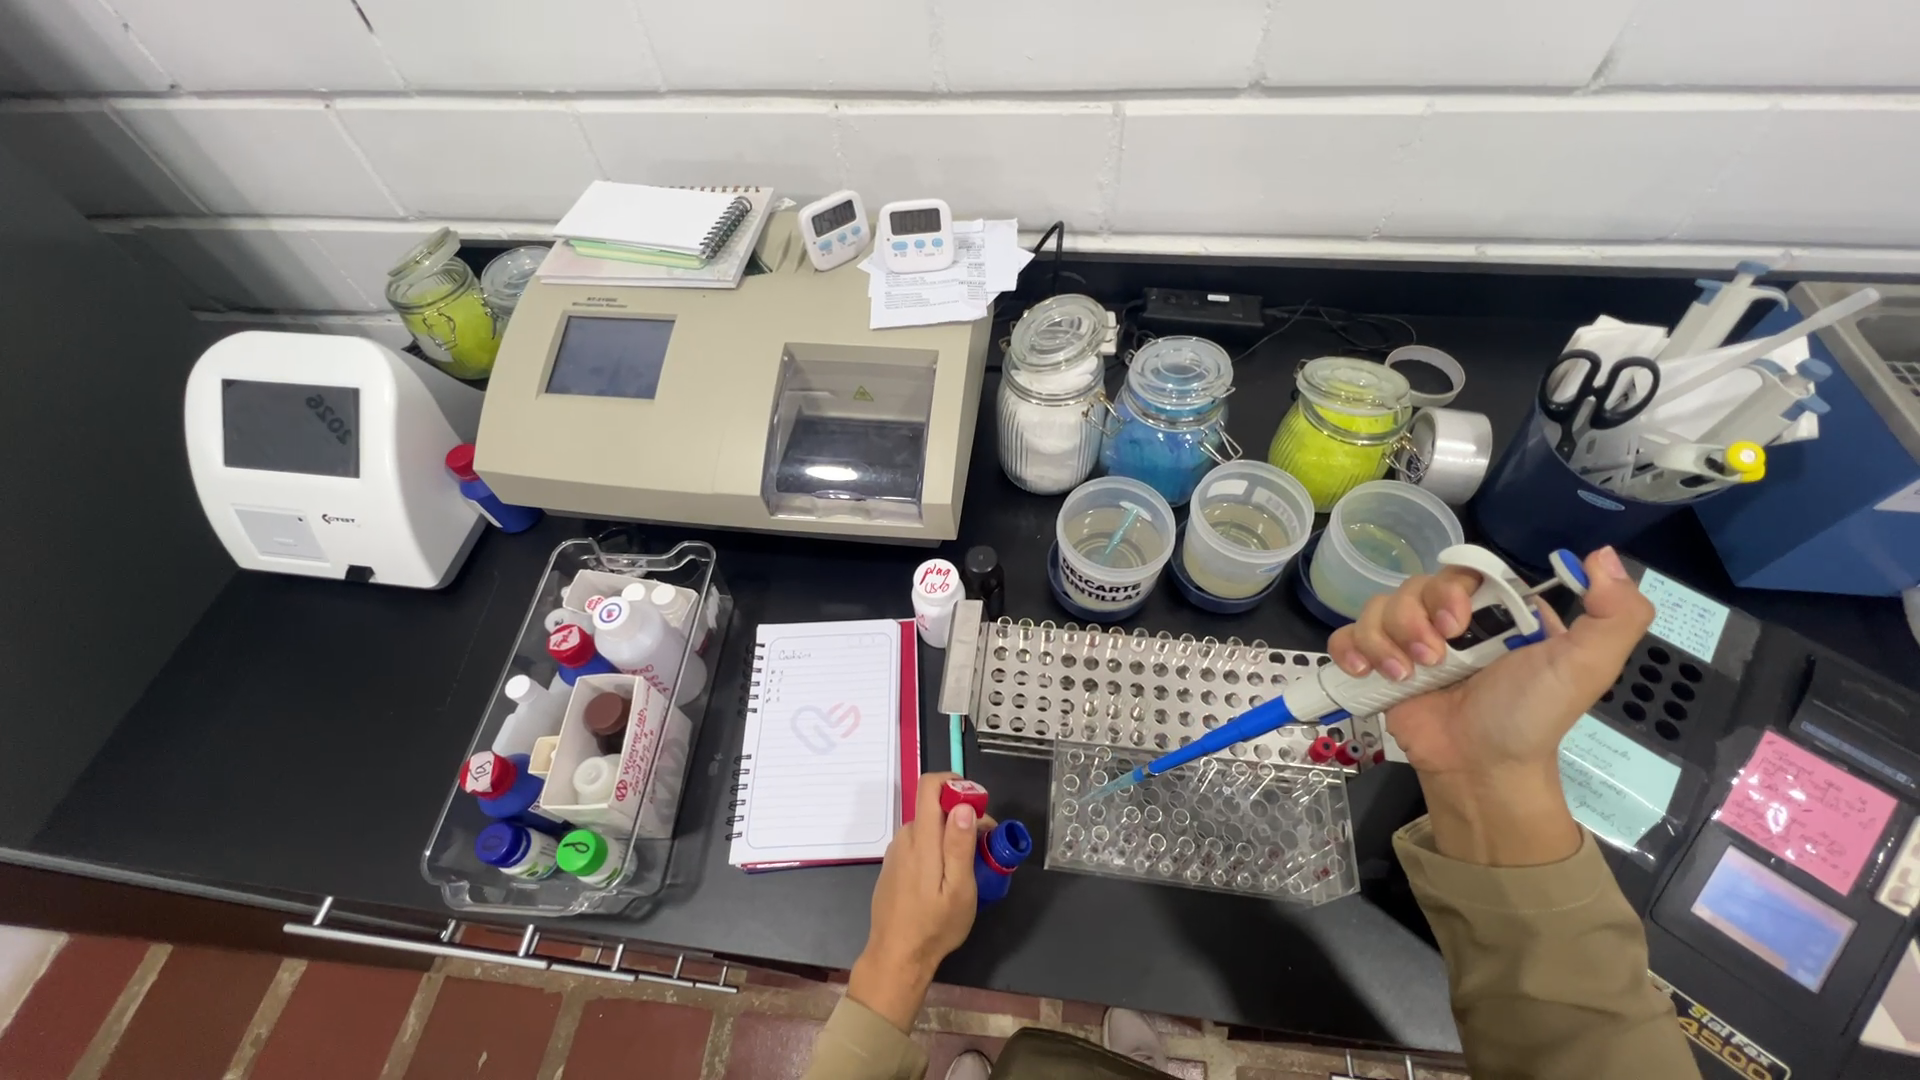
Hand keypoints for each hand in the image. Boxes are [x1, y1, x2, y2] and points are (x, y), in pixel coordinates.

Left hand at [849, 772, 993, 1029]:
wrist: (896, 957)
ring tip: (968, 866)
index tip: (978, 802)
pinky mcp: (894, 865)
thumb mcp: (959, 889)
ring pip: (928, 827)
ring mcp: (896, 851)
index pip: (930, 785)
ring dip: (950, 835)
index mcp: (922, 838)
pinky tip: (945, 877)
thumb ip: (960, 845)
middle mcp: (905, 837)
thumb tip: (963, 806)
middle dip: (962, 816)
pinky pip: (918, 843)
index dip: (954, 783)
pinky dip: (936, 848)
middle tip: (984, 845)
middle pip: (934, 807)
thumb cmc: (934, 925)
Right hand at [1326, 546, 1652, 864]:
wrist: (1477, 768)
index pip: (1459, 571)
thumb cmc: (1529, 716)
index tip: (1455, 622)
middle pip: (1410, 587)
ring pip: (1376, 609)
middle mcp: (1448, 622)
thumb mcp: (1585, 666)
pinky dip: (1350, 650)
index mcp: (1494, 613)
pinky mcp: (1376, 665)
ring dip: (1384, 642)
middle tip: (1434, 659)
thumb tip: (1600, 555)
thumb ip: (1614, 613)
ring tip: (1405, 676)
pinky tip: (1366, 671)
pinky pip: (1346, 636)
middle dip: (1413, 622)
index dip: (1448, 590)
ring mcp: (1407, 643)